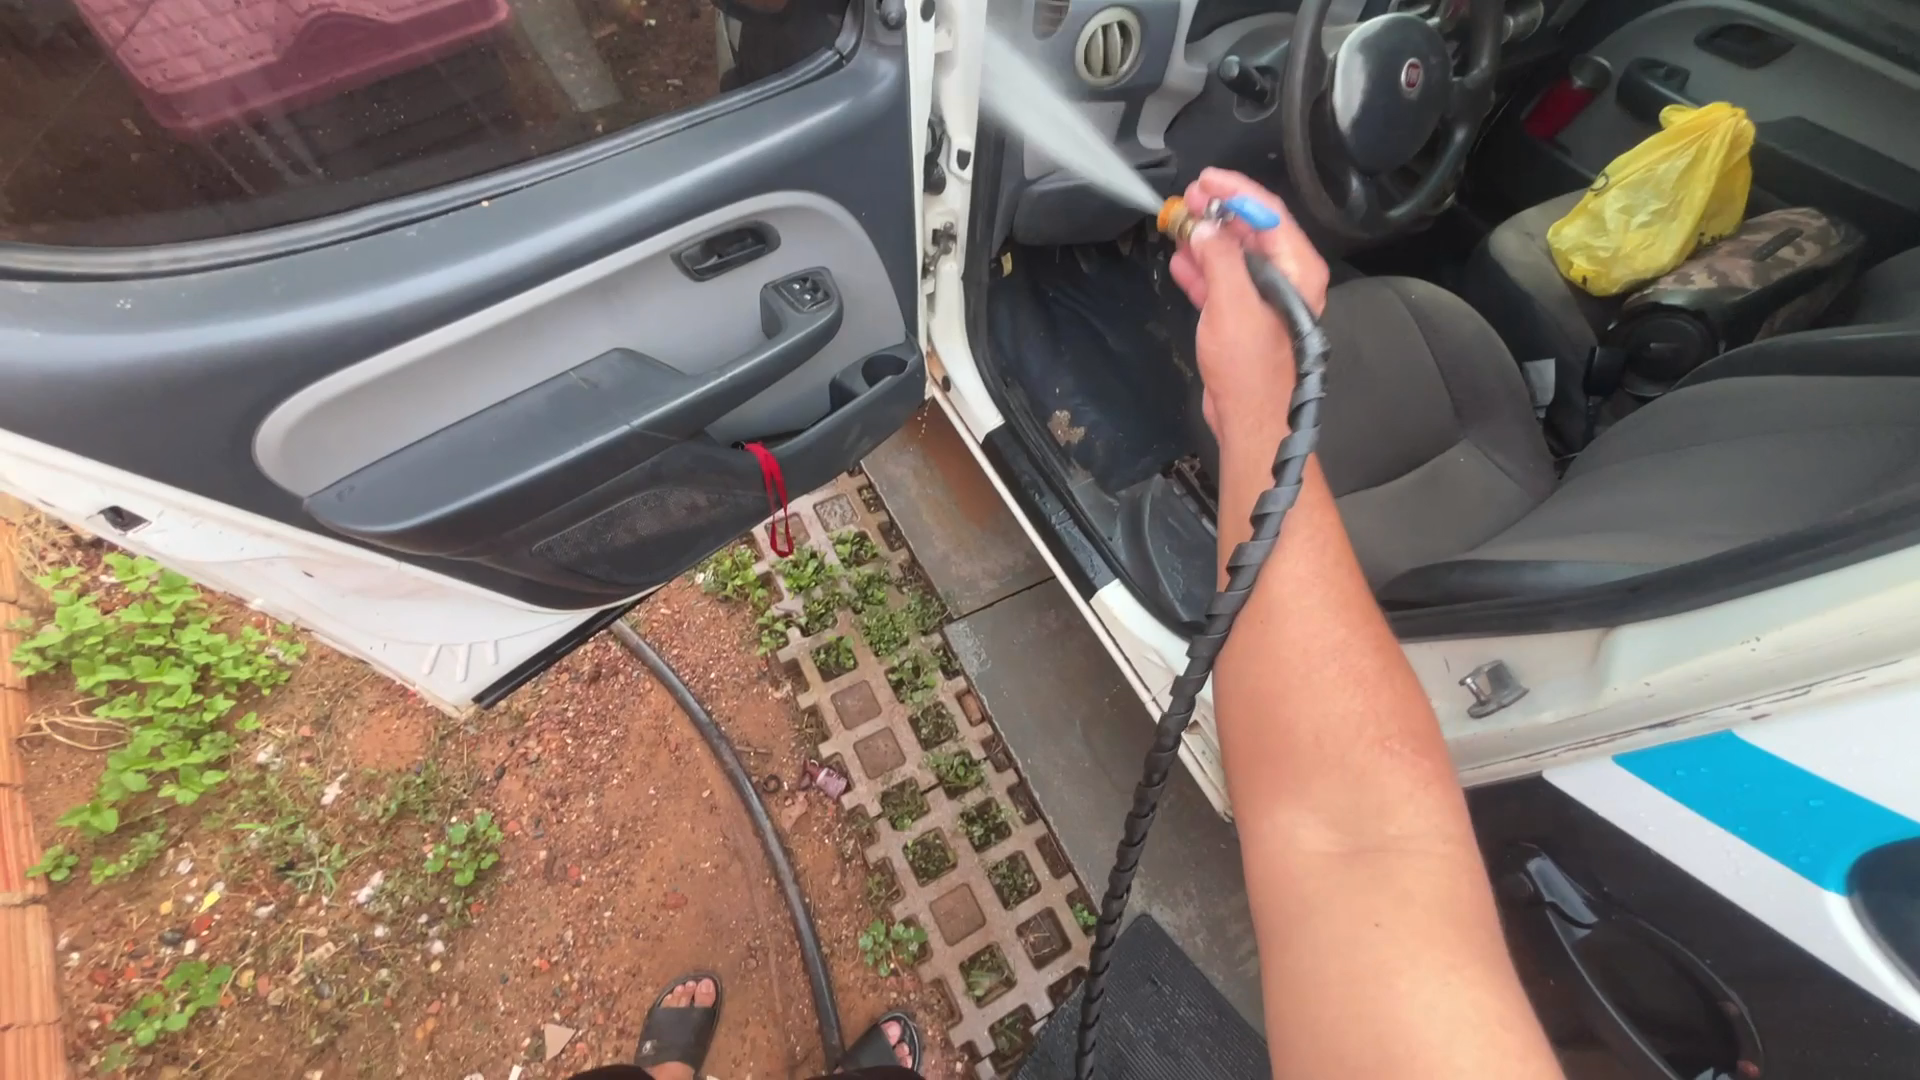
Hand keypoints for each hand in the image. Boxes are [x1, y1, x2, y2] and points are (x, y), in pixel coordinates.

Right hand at [1168, 169, 1329, 451]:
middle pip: (1251, 233)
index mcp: (1297, 270)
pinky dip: (1201, 271)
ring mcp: (1262, 302)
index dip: (1236, 192)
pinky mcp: (1242, 321)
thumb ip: (1220, 260)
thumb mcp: (1233, 304)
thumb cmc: (1250, 368)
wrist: (1248, 417)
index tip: (1206, 180)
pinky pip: (1221, 285)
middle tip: (1189, 198)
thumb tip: (1204, 228)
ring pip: (1233, 258)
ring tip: (1178, 224)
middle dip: (1218, 213)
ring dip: (1205, 241)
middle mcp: (1285, 281)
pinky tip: (1180, 261)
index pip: (1268, 215)